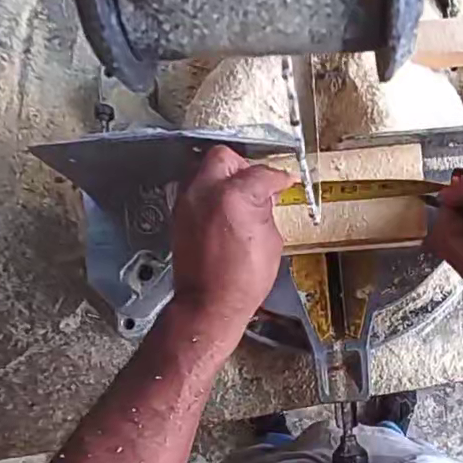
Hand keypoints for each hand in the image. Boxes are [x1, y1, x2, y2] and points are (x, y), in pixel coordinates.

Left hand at [171, 146, 287, 338]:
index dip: (278, 178)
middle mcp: (205, 193)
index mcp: (234, 196)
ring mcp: (188, 203)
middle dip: (244, 166)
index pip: (262, 173)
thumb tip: (265, 199)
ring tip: (240, 196)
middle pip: (225, 157)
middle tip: (259, 183)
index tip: (284, 181)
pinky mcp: (179, 216)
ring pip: (204, 169)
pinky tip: (224, 210)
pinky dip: (210, 194)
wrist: (209, 305)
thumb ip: (266, 211)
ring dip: (224, 178)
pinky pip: (195, 191)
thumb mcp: (270, 242)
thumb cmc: (238, 283)